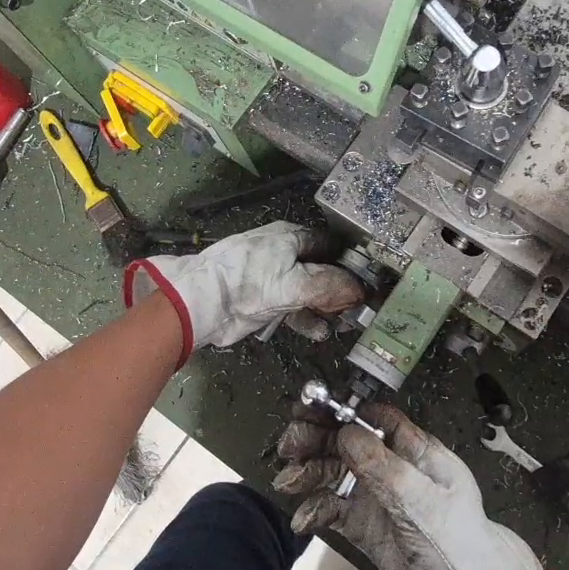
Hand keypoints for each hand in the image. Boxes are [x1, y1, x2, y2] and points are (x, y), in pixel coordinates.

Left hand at [123, 221, 362, 366]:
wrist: (202, 304)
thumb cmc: (246, 283)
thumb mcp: (293, 284)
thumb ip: (329, 286)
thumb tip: (358, 290)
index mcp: (290, 238)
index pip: (330, 246)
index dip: (349, 263)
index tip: (366, 282)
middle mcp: (284, 253)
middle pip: (320, 269)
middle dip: (339, 289)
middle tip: (356, 308)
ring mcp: (273, 277)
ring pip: (308, 290)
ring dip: (324, 307)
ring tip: (341, 323)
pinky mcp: (264, 299)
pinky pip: (293, 307)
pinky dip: (307, 318)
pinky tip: (320, 331)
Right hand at [275, 404, 546, 569]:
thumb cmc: (453, 534)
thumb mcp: (421, 497)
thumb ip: (382, 466)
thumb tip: (346, 431)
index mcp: (412, 449)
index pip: (374, 419)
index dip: (344, 410)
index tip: (312, 408)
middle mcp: (388, 466)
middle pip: (345, 441)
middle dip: (315, 439)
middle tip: (289, 445)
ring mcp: (372, 494)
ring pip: (333, 472)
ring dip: (308, 472)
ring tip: (287, 482)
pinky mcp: (359, 523)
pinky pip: (331, 508)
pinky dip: (314, 510)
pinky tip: (303, 519)